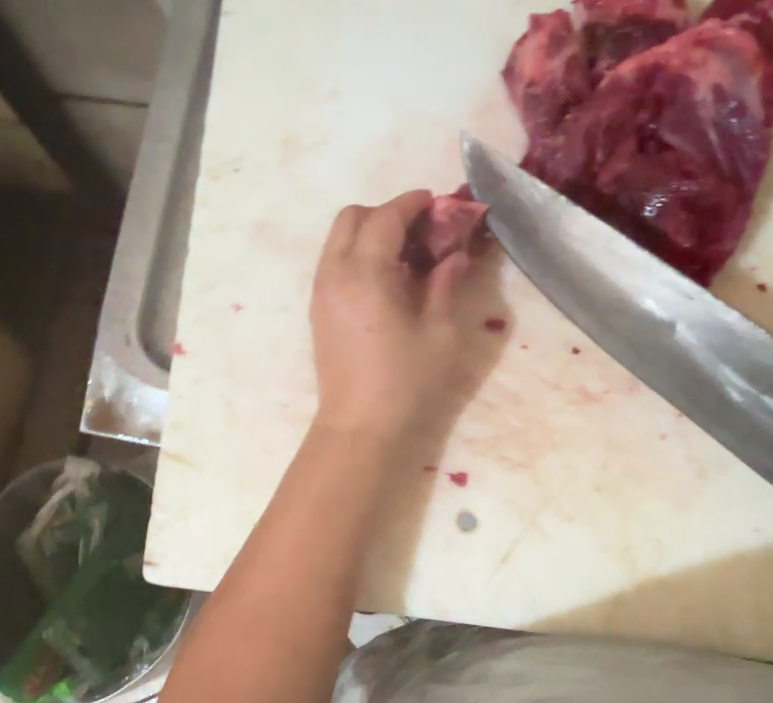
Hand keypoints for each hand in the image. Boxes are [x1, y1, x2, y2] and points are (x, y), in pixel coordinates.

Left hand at [309, 191, 480, 442]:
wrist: (358, 429)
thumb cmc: (405, 384)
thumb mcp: (440, 334)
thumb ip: (446, 285)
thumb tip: (454, 256)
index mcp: (365, 273)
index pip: (385, 217)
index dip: (413, 204)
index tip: (437, 203)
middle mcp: (335, 275)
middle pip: (351, 219)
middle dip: (385, 214)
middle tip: (420, 232)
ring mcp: (321, 295)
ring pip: (338, 241)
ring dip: (369, 235)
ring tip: (406, 258)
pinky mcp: (318, 314)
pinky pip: (334, 266)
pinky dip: (357, 258)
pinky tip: (387, 283)